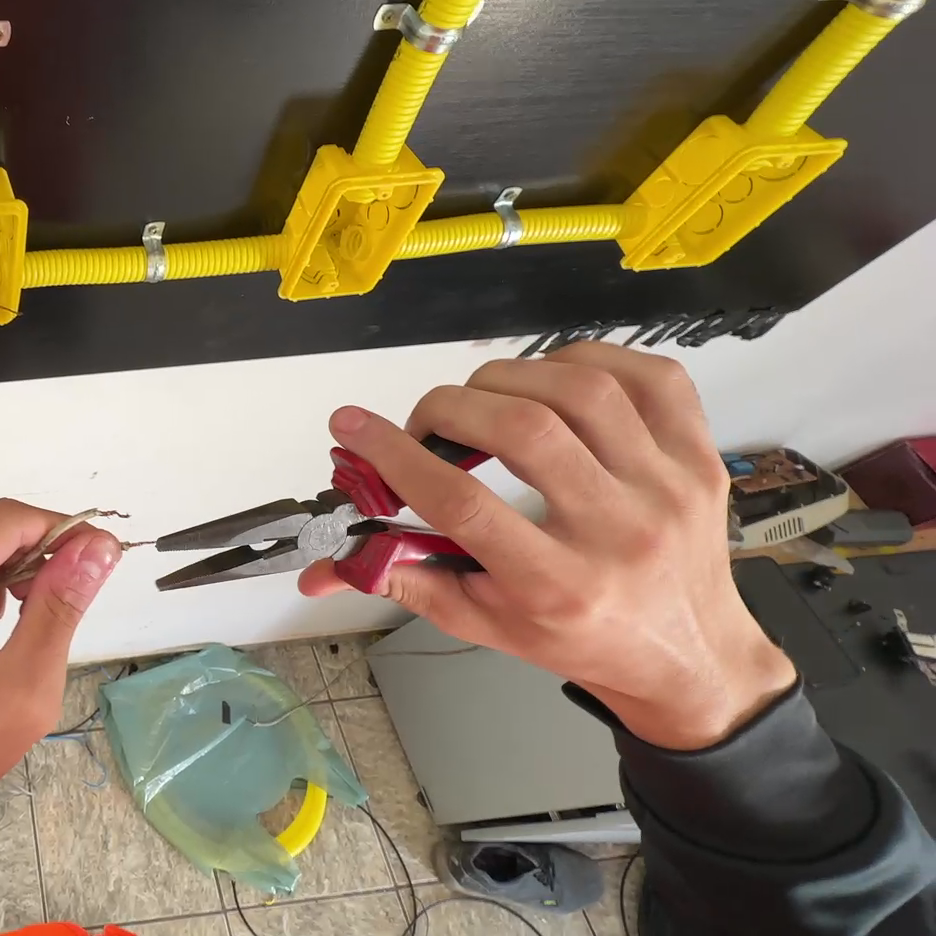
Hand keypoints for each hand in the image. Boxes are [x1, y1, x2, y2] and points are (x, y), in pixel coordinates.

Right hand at [298, 342, 795, 750]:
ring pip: (580, 390)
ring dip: (506, 379)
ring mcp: (669, 486)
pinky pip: (650, 376)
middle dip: (448, 409)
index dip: (394, 455)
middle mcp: (620, 530)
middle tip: (425, 425)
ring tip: (480, 403)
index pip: (460, 502)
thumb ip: (398, 581)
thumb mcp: (479, 622)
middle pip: (522, 430)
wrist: (691, 656)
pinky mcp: (699, 456)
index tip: (350, 426)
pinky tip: (547, 381)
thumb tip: (317, 573)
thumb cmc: (575, 637)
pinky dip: (585, 360)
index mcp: (556, 583)